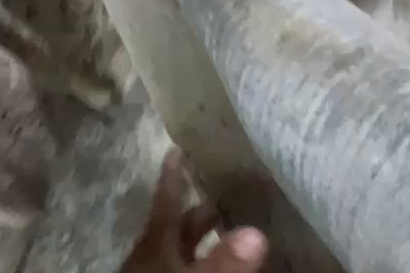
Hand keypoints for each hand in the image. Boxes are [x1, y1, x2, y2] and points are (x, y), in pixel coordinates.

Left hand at [122, 150, 268, 272]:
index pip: (167, 200)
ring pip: (176, 257)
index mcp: (156, 243)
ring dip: (201, 248)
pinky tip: (212, 269)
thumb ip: (224, 263)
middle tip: (224, 200)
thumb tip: (258, 231)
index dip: (173, 175)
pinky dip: (196, 267)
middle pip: (175, 230)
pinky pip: (174, 272)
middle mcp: (151, 257)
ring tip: (229, 238)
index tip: (177, 148)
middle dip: (199, 215)